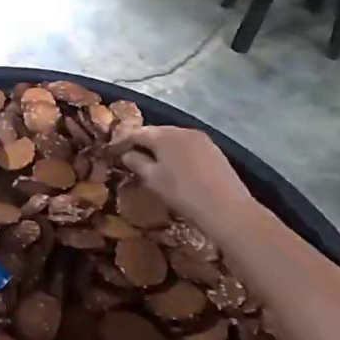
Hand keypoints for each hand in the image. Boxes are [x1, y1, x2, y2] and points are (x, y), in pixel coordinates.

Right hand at [109, 126, 260, 233]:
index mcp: (164, 136)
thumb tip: (127, 154)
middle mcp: (182, 130)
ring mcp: (201, 139)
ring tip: (152, 162)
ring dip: (160, 147)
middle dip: (142, 142)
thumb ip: (136, 163)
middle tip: (131, 156)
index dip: (123, 141)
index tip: (114, 151)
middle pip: (156, 132)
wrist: (226, 208)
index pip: (136, 132)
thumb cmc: (183, 193)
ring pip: (173, 138)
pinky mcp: (214, 149)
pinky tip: (175, 167)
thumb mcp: (152, 180)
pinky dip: (176, 152)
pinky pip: (187, 145)